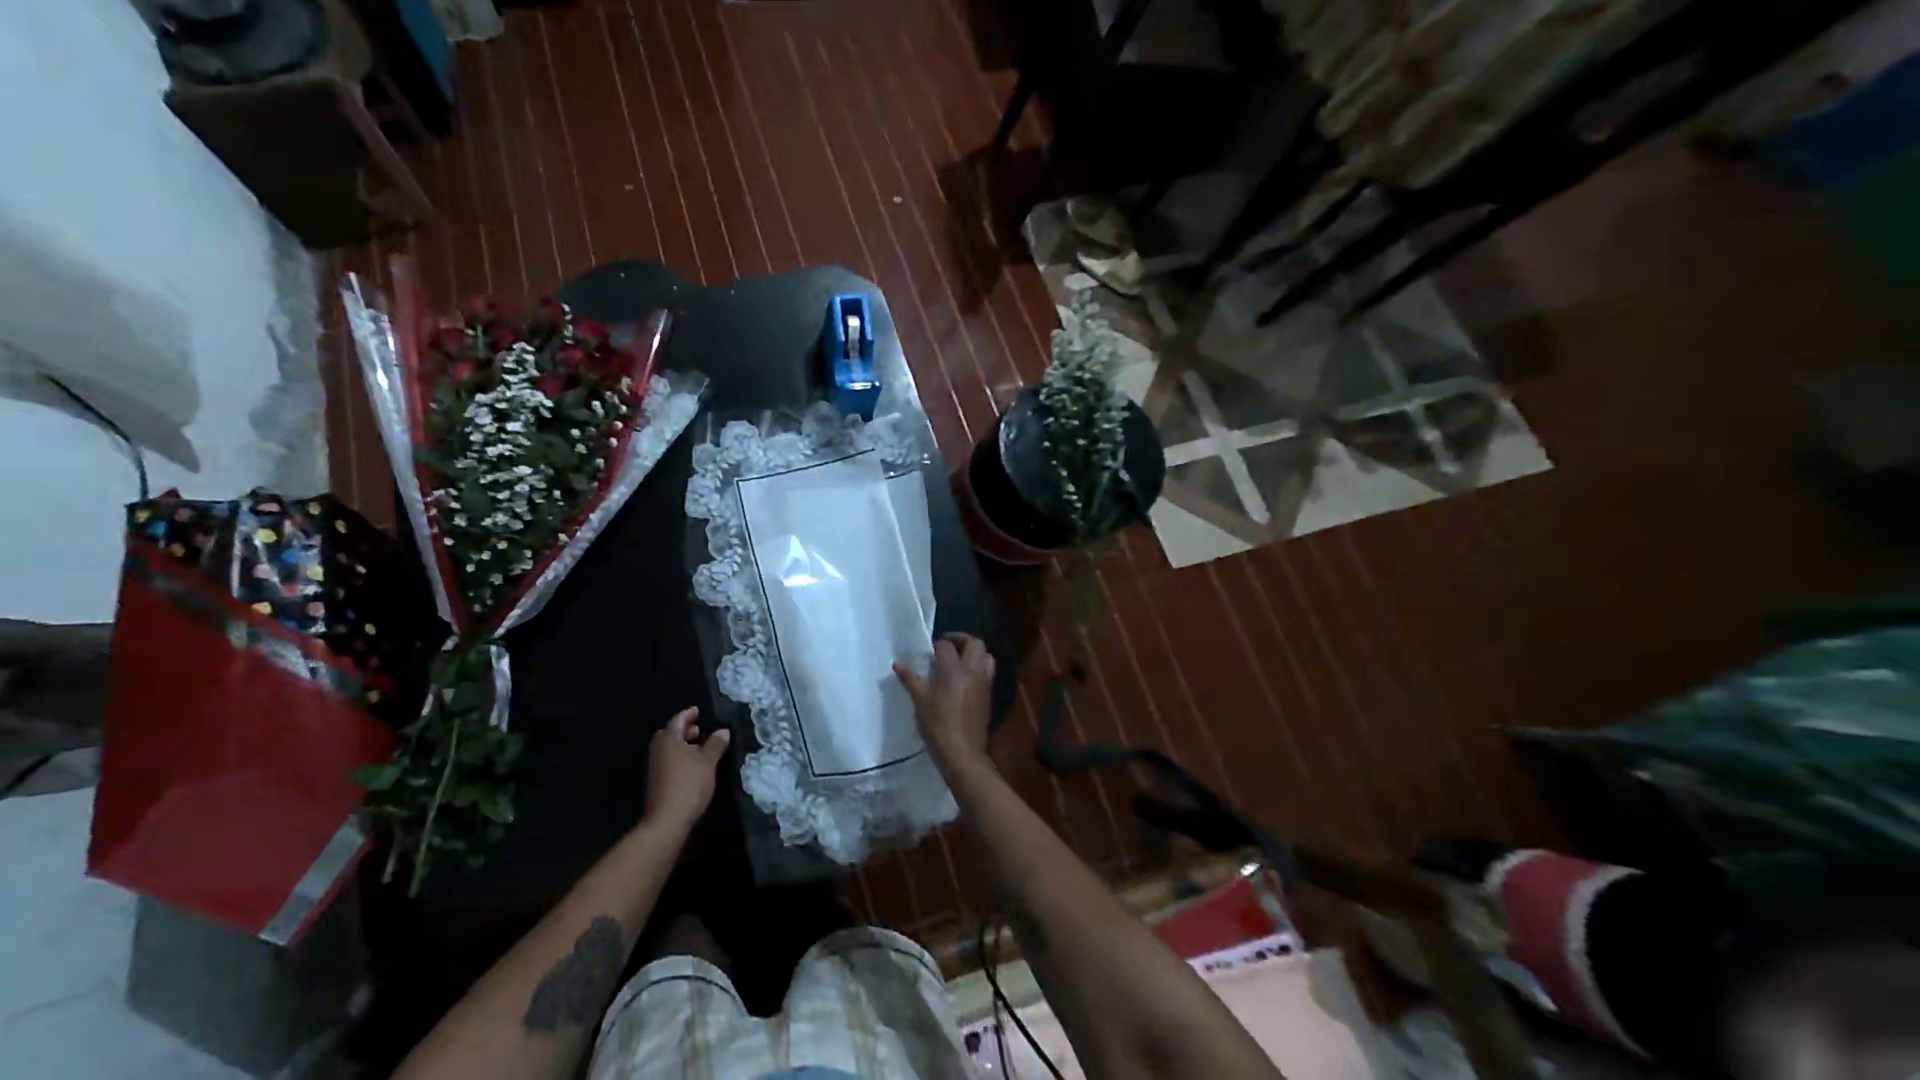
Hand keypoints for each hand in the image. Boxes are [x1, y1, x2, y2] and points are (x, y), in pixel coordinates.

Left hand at [643, 708, 729, 832]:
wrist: (667, 819)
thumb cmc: (689, 784)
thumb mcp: (708, 763)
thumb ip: (715, 745)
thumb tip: (723, 730)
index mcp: (669, 741)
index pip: (677, 721)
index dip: (688, 714)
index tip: (697, 710)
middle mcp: (658, 751)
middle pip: (670, 735)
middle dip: (684, 730)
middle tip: (699, 729)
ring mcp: (655, 767)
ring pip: (668, 750)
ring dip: (682, 746)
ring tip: (699, 748)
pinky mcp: (656, 782)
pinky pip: (668, 762)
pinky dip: (679, 758)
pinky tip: (693, 767)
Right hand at [894, 634, 995, 776]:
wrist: (962, 751)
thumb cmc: (938, 724)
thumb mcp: (920, 700)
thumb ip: (910, 678)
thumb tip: (898, 663)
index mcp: (955, 670)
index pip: (947, 646)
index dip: (937, 645)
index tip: (929, 651)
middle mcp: (973, 671)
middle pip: (975, 643)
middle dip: (961, 639)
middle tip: (947, 645)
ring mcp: (984, 683)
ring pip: (987, 656)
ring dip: (975, 652)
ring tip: (960, 658)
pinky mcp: (989, 695)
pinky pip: (989, 672)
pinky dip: (980, 666)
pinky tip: (966, 677)